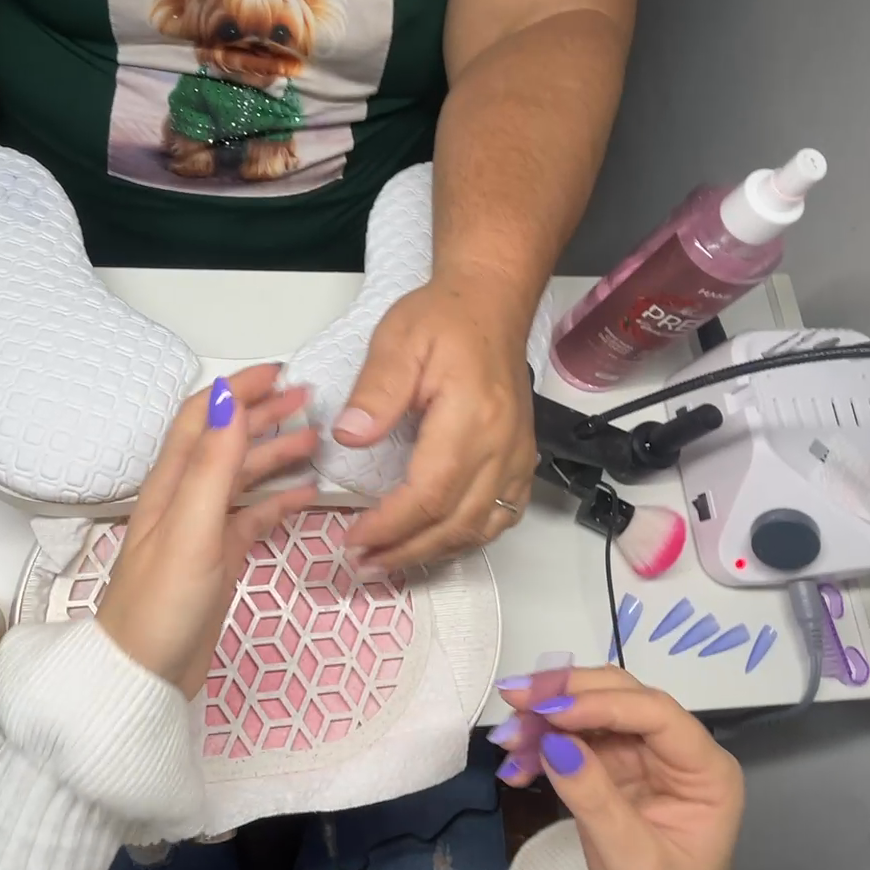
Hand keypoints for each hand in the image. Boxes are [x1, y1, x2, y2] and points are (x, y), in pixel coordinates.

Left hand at [98, 365, 319, 695]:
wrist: (144, 676)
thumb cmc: (160, 605)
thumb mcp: (189, 529)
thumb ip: (210, 465)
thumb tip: (228, 399)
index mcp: (172, 483)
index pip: (204, 417)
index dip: (238, 390)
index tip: (279, 373)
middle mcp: (186, 498)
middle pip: (228, 442)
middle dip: (265, 415)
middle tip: (307, 401)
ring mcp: (204, 528)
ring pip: (244, 478)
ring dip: (276, 454)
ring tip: (315, 441)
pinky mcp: (219, 557)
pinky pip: (254, 517)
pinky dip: (280, 501)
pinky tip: (306, 496)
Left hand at [334, 283, 536, 569]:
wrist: (490, 306)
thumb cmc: (443, 320)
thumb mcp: (398, 341)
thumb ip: (375, 391)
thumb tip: (349, 437)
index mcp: (471, 418)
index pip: (430, 493)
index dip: (391, 525)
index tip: (355, 538)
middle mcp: (502, 445)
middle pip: (457, 522)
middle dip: (407, 551)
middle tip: (364, 564)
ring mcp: (517, 455)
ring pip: (481, 527)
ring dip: (434, 553)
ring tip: (390, 562)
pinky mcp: (519, 458)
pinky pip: (501, 515)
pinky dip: (466, 539)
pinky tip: (436, 543)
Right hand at [493, 667, 744, 869]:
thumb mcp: (632, 862)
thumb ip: (596, 800)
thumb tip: (554, 743)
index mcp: (704, 769)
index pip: (655, 713)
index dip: (601, 703)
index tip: (549, 712)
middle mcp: (674, 747)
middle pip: (619, 693)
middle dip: (564, 692)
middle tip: (515, 698)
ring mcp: (640, 749)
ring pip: (588, 704)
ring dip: (543, 714)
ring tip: (507, 737)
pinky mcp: (609, 757)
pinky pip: (569, 732)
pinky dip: (539, 739)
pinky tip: (515, 759)